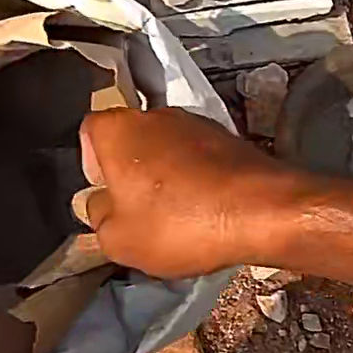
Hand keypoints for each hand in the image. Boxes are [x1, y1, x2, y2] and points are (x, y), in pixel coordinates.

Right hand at [79, 108, 304, 278]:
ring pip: (169, 148)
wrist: (262, 210)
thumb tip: (102, 203)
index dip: (93, 162)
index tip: (108, 192)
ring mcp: (199, 122)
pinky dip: (199, 177)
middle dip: (133, 170)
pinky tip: (209, 207)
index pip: (91, 130)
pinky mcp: (231, 137)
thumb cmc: (179, 222)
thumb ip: (97, 216)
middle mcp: (158, 114)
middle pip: (133, 139)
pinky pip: (201, 157)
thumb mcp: (118, 238)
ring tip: (180, 214)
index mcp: (120, 128)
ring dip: (168, 175)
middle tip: (141, 209)